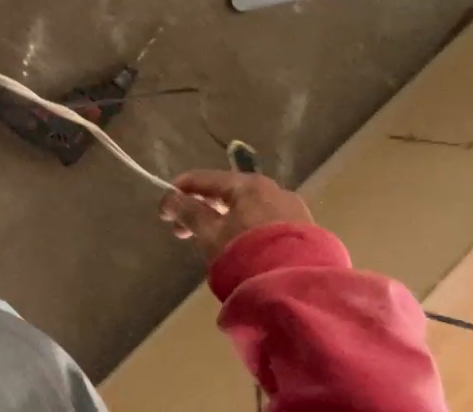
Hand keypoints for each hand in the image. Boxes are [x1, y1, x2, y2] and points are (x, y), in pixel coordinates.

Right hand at [159, 170, 313, 260]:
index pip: (204, 179)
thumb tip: (168, 198)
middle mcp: (273, 191)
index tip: (164, 209)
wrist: (303, 292)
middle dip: (201, 210)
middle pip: (227, 194)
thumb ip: (187, 212)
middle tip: (182, 231)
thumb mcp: (209, 233)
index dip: (179, 191)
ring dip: (224, 221)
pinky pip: (266, 224)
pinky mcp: (308, 235)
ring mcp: (294, 212)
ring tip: (210, 242)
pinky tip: (239, 247)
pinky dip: (247, 230)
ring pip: (248, 210)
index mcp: (248, 184)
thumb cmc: (248, 253)